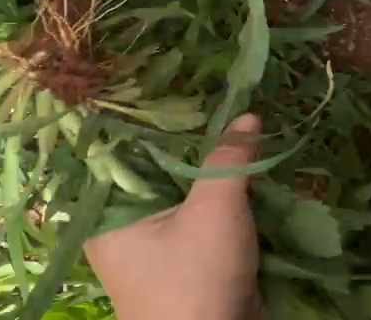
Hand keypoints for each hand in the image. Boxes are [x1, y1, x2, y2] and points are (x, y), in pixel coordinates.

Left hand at [85, 113, 262, 319]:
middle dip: (205, 147)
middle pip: (167, 175)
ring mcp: (159, 247)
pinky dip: (231, 194)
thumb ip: (230, 158)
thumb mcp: (217, 206)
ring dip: (224, 171)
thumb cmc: (196, 271)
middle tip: (240, 109)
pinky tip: (257, 173)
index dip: (166, 129)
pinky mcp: (190, 257)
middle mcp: (128, 231)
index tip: (202, 98)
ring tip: (255, 135)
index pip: (132, 161)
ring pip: (192, 194)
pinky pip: (209, 213)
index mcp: (113, 220)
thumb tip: (249, 114)